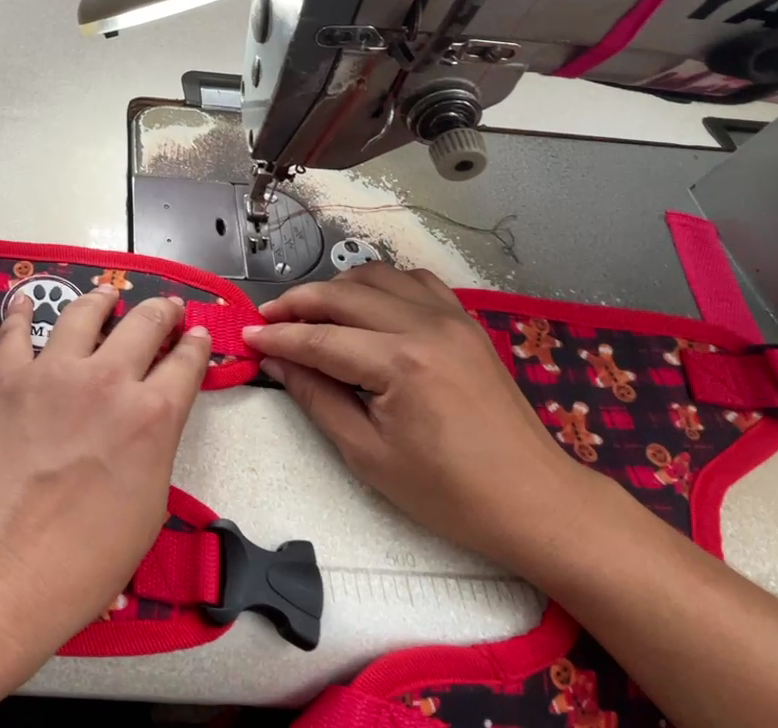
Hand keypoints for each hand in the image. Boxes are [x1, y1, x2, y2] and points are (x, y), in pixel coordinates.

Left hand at [0, 286, 211, 651]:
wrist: (2, 568)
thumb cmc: (87, 559)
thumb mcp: (150, 505)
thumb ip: (154, 448)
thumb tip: (147, 424)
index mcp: (154, 414)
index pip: (187, 363)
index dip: (197, 346)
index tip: (198, 335)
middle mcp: (109, 379)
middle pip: (145, 324)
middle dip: (163, 311)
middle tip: (168, 308)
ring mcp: (54, 373)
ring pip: (83, 313)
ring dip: (101, 300)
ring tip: (107, 295)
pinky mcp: (8, 379)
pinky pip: (14, 333)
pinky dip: (20, 314)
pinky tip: (24, 303)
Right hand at [243, 265, 599, 564]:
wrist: (533, 500)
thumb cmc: (447, 493)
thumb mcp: (367, 454)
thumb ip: (316, 398)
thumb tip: (276, 362)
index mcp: (400, 363)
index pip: (320, 338)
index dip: (277, 337)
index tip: (244, 337)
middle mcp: (425, 325)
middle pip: (342, 295)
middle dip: (297, 303)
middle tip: (267, 321)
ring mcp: (451, 317)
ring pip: (376, 277)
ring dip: (336, 289)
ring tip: (311, 314)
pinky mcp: (466, 322)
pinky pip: (414, 282)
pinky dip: (380, 286)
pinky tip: (366, 308)